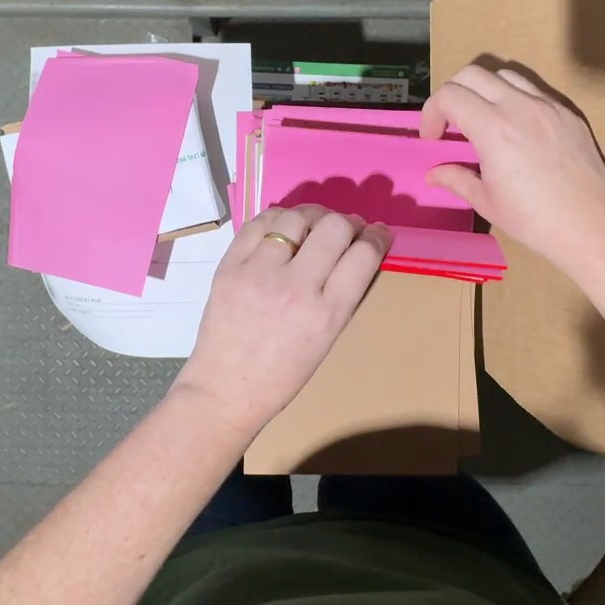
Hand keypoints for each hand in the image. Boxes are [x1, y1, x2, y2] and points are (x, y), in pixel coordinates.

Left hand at [174, 205, 390, 435]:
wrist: (226, 389)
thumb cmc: (283, 374)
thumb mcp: (327, 339)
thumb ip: (341, 294)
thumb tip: (354, 250)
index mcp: (326, 314)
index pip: (363, 255)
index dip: (376, 237)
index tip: (378, 233)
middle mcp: (294, 287)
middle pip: (334, 227)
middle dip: (349, 222)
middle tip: (348, 228)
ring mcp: (258, 273)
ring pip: (296, 218)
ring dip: (314, 215)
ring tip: (315, 223)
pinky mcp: (230, 266)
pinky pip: (259, 222)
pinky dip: (278, 218)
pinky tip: (285, 226)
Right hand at [421, 64, 604, 276]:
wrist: (592, 228)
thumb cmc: (534, 220)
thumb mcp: (486, 201)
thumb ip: (455, 178)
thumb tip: (433, 174)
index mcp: (493, 128)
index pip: (449, 95)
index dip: (431, 112)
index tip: (433, 137)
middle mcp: (520, 106)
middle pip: (472, 74)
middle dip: (452, 95)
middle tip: (451, 124)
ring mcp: (548, 106)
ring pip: (504, 75)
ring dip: (483, 90)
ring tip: (482, 120)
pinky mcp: (568, 113)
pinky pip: (533, 90)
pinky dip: (513, 98)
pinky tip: (515, 129)